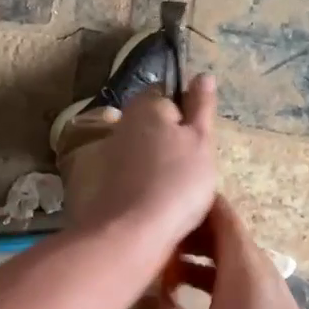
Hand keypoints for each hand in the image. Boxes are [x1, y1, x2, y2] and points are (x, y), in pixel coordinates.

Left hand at [76, 74, 217, 249]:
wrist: (131, 234)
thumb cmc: (176, 182)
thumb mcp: (201, 141)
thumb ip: (201, 106)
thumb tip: (203, 74)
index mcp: (145, 104)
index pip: (169, 96)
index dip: (187, 117)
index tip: (198, 143)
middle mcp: (123, 121)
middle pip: (158, 126)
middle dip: (175, 143)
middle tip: (195, 170)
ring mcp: (111, 152)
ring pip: (148, 153)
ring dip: (162, 168)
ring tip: (180, 195)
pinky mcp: (106, 182)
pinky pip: (136, 177)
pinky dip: (148, 187)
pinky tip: (160, 207)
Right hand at [142, 197, 308, 308]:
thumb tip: (140, 300)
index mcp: (241, 254)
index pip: (216, 204)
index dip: (189, 198)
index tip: (160, 202)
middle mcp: (252, 257)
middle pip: (216, 226)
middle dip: (184, 229)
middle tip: (153, 237)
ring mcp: (260, 277)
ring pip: (222, 251)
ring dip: (193, 254)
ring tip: (163, 266)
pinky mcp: (263, 298)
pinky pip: (230, 270)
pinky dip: (206, 272)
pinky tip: (186, 293)